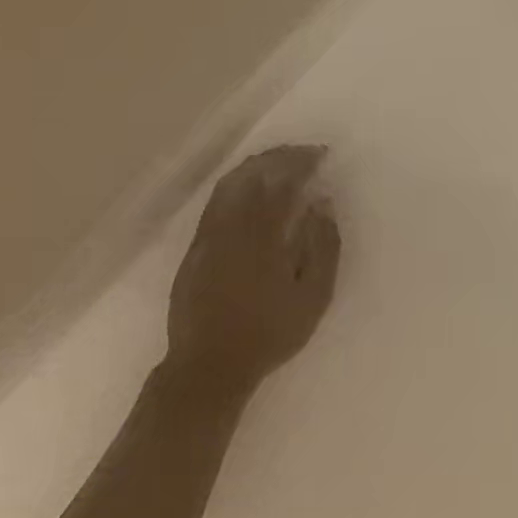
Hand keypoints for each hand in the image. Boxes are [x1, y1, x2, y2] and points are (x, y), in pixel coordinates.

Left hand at [166, 144, 341, 387]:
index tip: (321, 154)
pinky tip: (249, 191)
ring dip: (255, 166)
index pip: (282, 183)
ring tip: (278, 163)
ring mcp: (207, 235)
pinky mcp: (194, 247)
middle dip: (278, 157)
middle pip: (251, 175)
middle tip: (302, 152)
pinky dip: (236, 185)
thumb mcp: (313, 297)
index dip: (302, 162)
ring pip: (229, 185)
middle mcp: (230, 226)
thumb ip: (323, 247)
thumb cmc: (270, 333)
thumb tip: (322, 203)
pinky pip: (216, 202)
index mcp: (262, 235)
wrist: (209, 364)